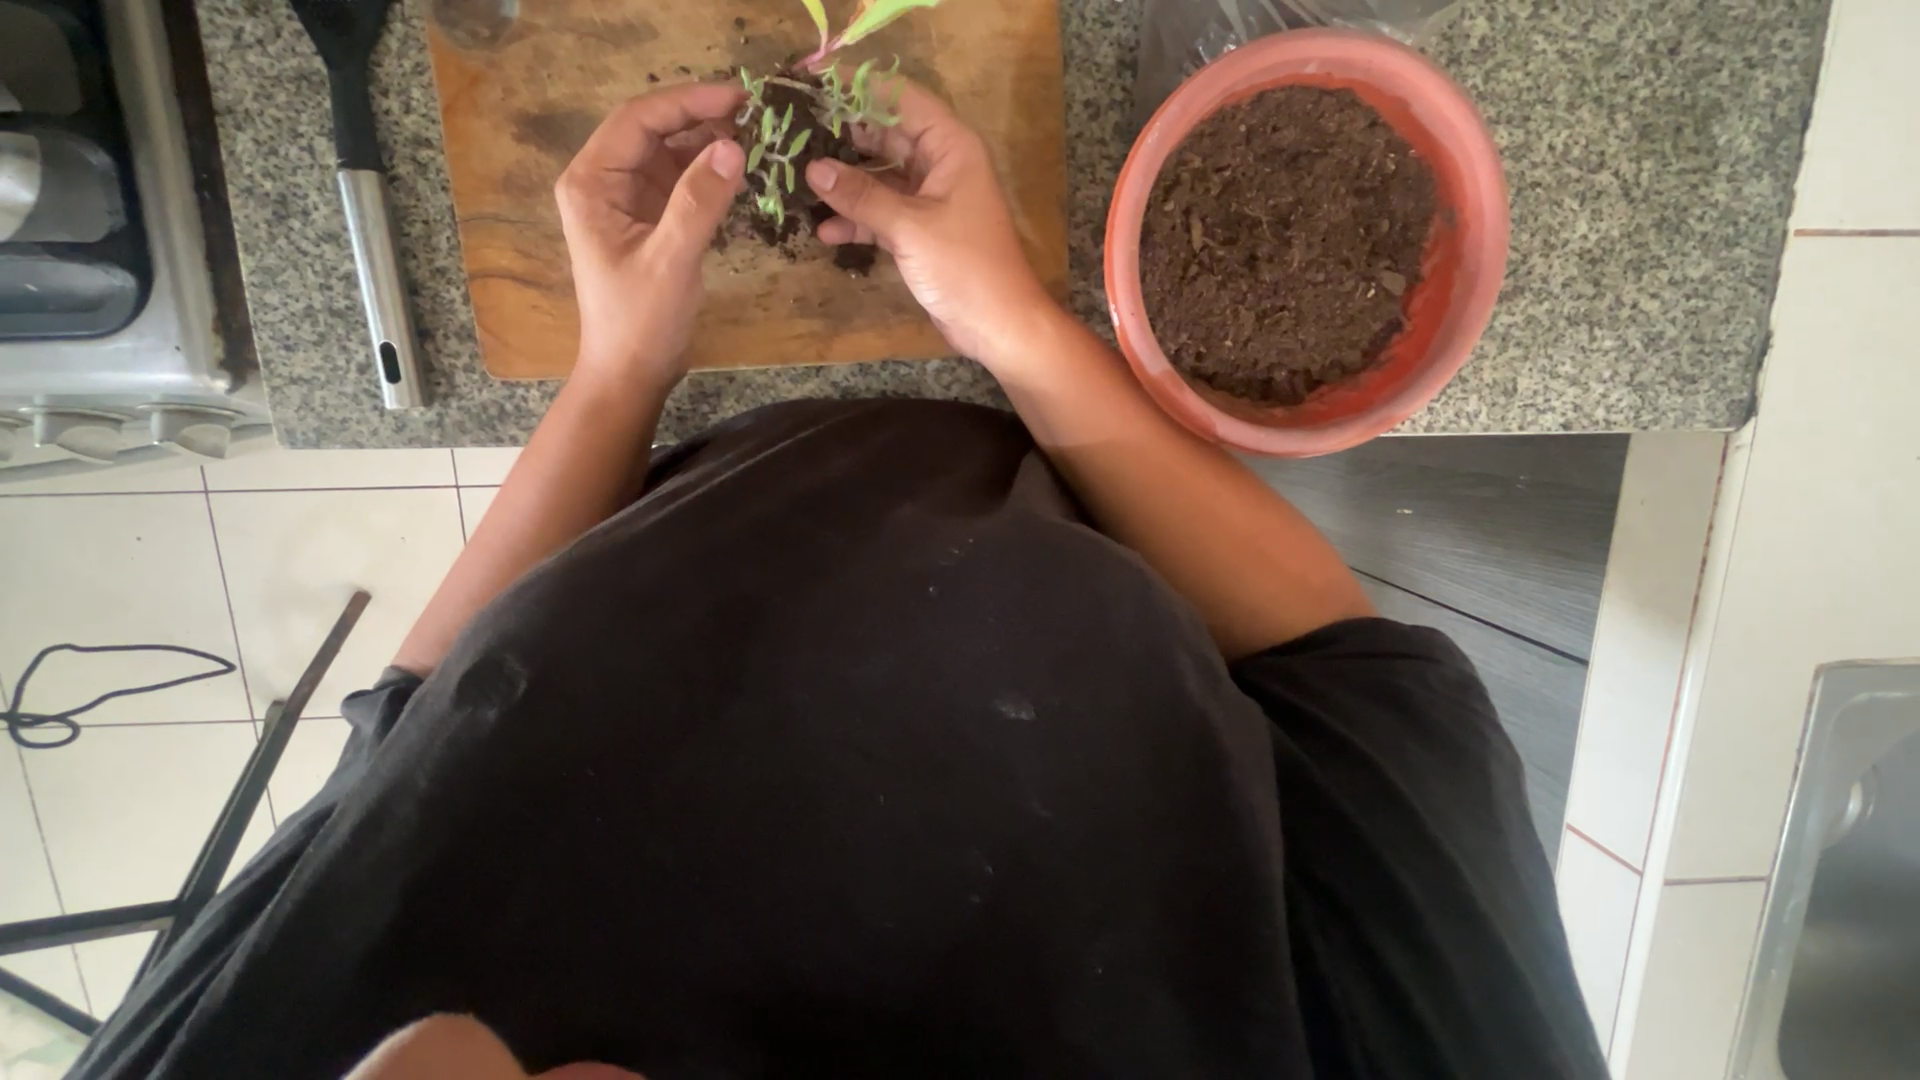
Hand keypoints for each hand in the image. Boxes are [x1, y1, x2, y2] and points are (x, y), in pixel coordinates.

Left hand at [555, 83, 746, 391]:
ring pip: (671, 156)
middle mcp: (605, 183)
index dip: (689, 101)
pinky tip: (741, 175)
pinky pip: (682, 186)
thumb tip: (734, 147)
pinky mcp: (651, 224)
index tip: (740, 98)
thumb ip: (699, 202)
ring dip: (710, 147)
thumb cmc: (640, 321)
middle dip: (703, 120)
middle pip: (655, 131)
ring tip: (757, 141)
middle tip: (757, 117)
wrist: (632, 372)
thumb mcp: (670, 260)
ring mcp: (628, 203)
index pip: (639, 120)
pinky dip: (710, 178)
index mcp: (592, 182)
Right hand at [804, 80, 1055, 365]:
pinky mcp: (921, 234)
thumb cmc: (964, 267)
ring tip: (800, 182)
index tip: (813, 87)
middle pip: (885, 136)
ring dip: (845, 184)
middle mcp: (940, 165)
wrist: (997, 324)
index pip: (900, 99)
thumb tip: (813, 169)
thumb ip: (862, 196)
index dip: (858, 89)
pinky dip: (859, 221)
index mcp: (950, 146)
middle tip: (795, 135)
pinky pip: (883, 215)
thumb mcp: (909, 228)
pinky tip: (826, 231)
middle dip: (843, 138)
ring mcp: (930, 201)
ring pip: (881, 179)